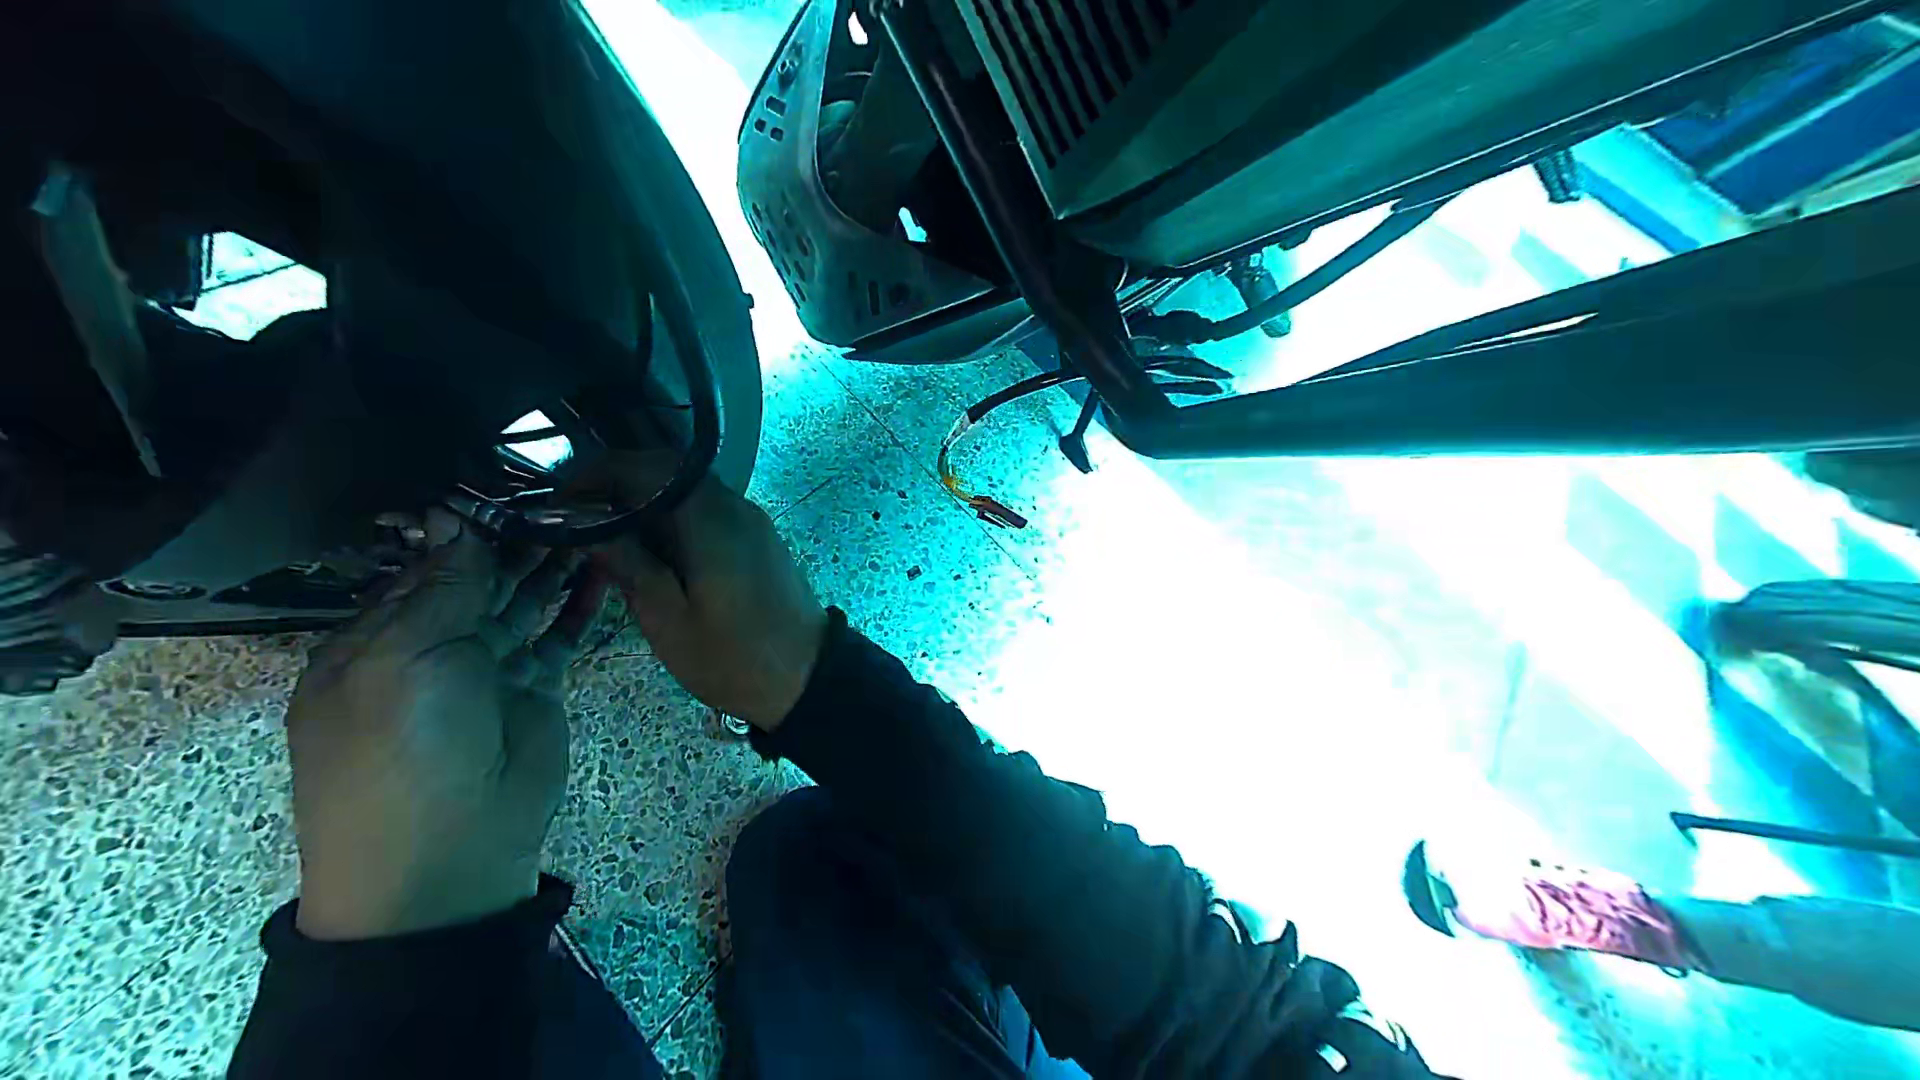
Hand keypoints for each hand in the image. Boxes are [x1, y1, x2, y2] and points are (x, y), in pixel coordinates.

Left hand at [285, 511, 607, 939]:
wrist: (450, 852)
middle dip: (522, 542)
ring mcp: (490, 668)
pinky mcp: (536, 687)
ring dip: (555, 567)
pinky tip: (602, 577)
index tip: (519, 490)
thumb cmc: (408, 751)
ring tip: (593, 527)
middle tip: (571, 503)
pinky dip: (580, 608)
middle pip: (483, 579)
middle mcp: (434, 647)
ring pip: (526, 602)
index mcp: (380, 639)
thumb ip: (441, 588)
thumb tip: (454, 516)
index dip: (472, 529)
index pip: (429, 566)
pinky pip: (559, 637)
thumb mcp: (408, 661)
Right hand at [592, 473, 825, 731]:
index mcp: (712, 521)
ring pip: (686, 490)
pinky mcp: (757, 537)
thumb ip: (628, 563)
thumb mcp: (668, 619)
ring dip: (643, 503)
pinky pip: (706, 510)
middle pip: (666, 471)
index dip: (594, 474)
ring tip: (605, 538)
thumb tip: (584, 523)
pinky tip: (648, 550)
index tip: (559, 501)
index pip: (645, 468)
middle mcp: (735, 507)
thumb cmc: (734, 657)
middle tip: (577, 520)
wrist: (807, 676)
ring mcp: (750, 520)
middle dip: (615, 486)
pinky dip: (671, 518)